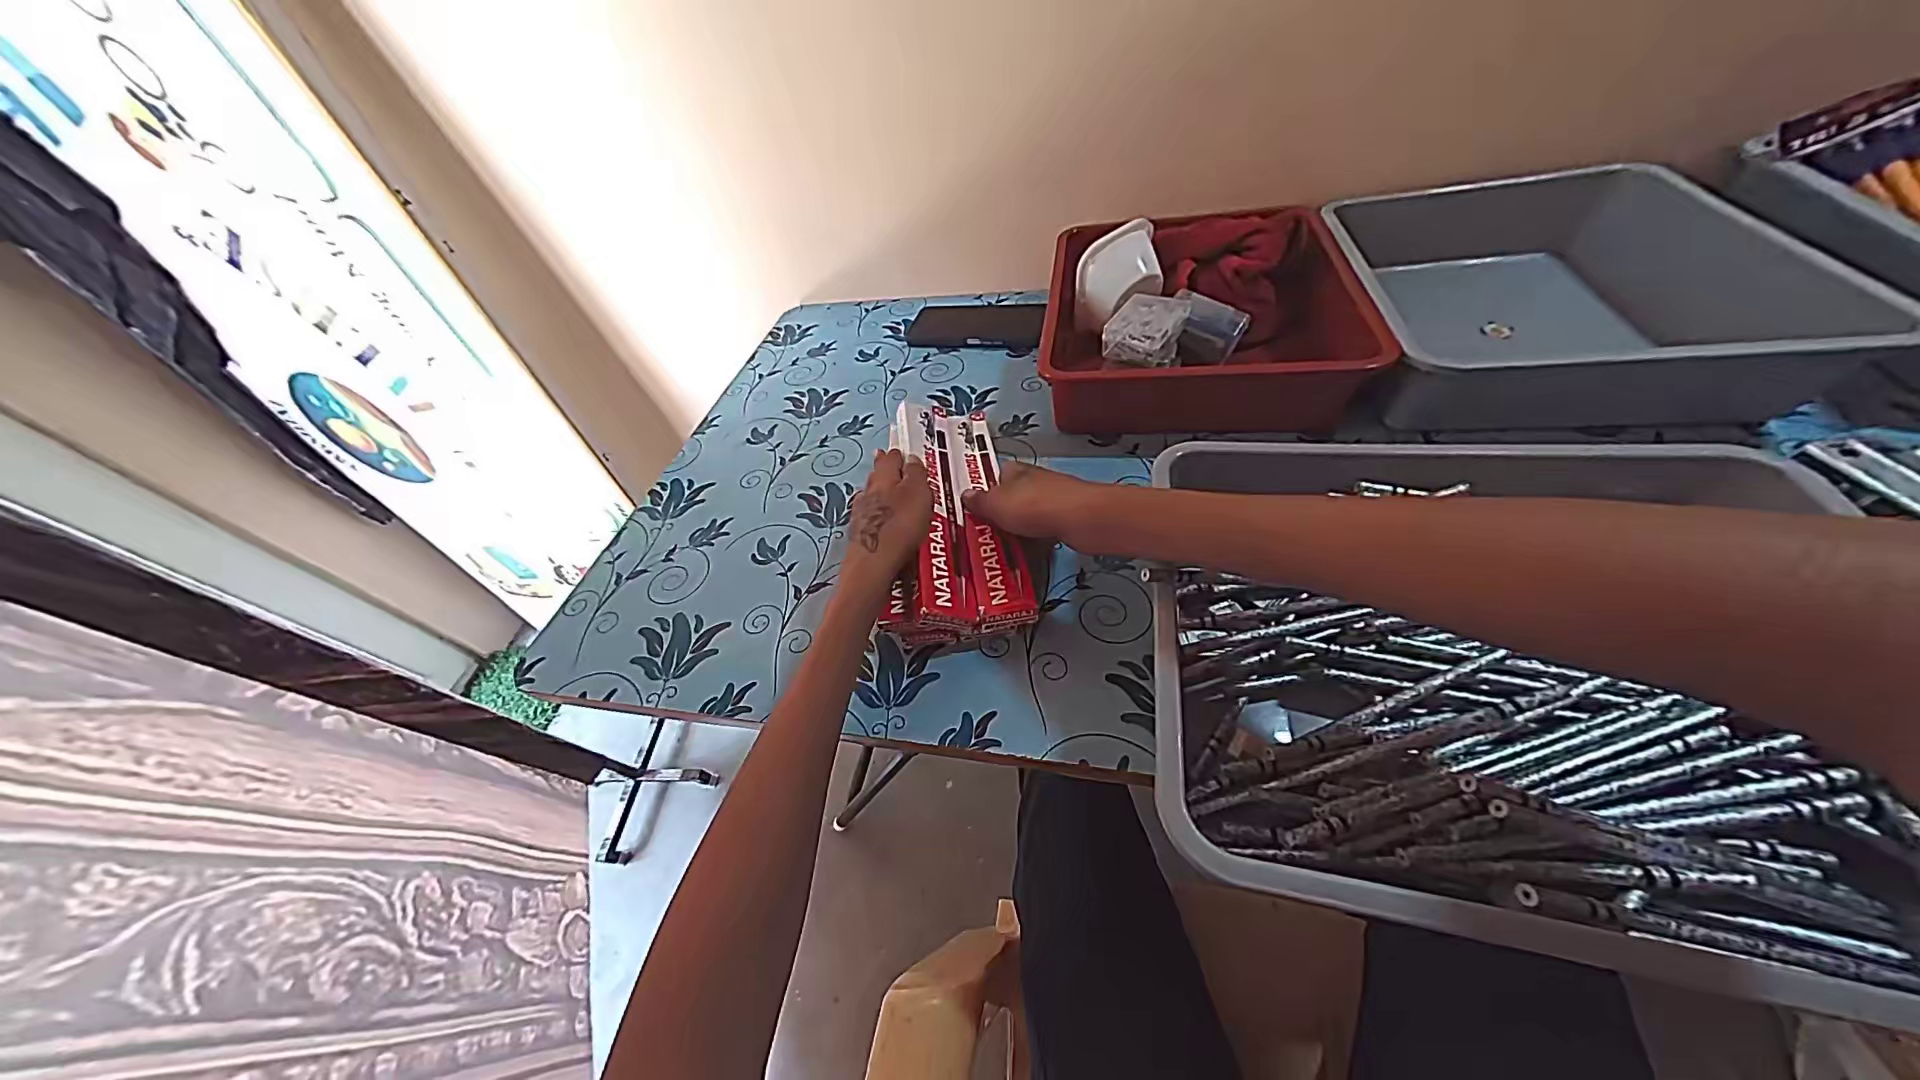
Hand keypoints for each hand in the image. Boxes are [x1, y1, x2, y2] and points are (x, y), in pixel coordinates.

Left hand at [840, 449, 932, 592]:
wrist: (874, 564)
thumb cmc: (901, 525)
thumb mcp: (919, 493)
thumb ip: (916, 474)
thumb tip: (911, 459)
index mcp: (884, 477)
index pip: (892, 457)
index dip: (900, 454)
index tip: (907, 454)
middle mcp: (868, 491)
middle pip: (879, 476)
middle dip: (889, 472)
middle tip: (899, 470)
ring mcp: (861, 513)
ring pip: (874, 496)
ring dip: (883, 493)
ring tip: (894, 495)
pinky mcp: (860, 534)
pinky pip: (872, 517)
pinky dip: (880, 515)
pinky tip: (885, 521)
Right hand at [961, 461, 1105, 543]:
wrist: (1082, 520)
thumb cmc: (1034, 507)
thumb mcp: (996, 504)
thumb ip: (979, 501)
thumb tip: (965, 495)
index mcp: (1014, 470)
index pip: (993, 478)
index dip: (983, 495)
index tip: (973, 514)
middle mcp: (1033, 481)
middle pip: (1010, 500)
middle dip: (1000, 518)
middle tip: (985, 537)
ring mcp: (1052, 499)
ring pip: (1027, 517)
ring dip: (1017, 532)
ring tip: (1003, 550)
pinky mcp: (1066, 518)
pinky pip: (1043, 531)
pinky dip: (1035, 541)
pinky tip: (1028, 554)